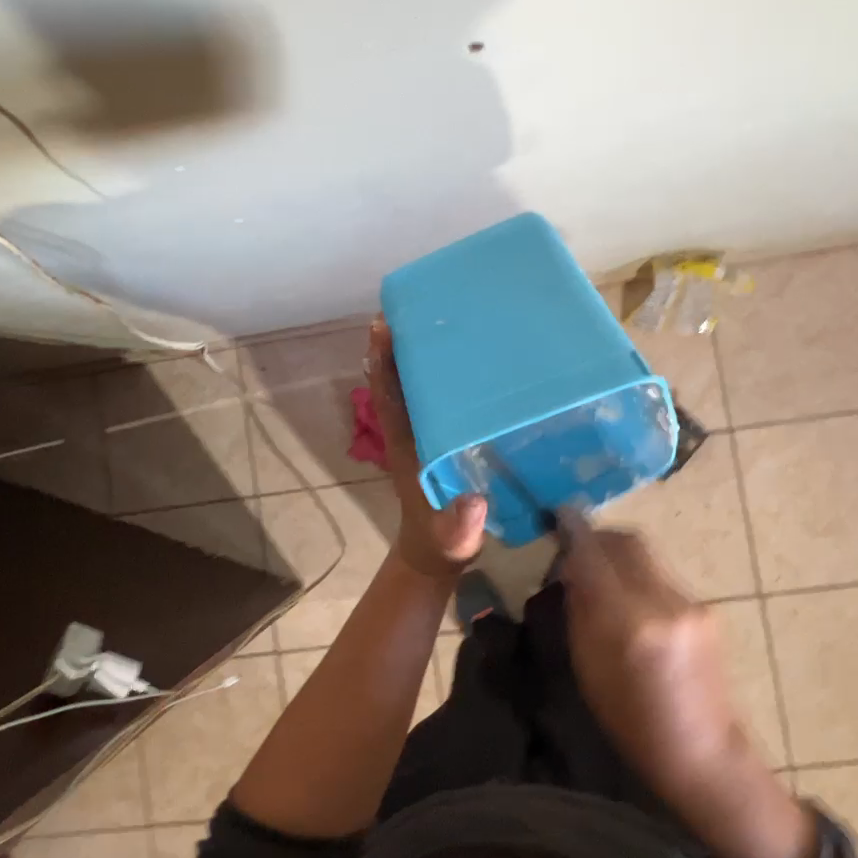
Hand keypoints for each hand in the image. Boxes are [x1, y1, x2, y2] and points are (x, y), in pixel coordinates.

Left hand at [366, 319, 487, 579]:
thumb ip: (461, 525)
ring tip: (445, 316)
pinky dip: (443, 375)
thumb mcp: (453, 538)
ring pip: (417, 385)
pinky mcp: (440, 437)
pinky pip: (436, 398)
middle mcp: (410, 431)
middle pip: (399, 379)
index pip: (388, 395)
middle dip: (403, 343)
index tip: (384, 324)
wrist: (437, 553)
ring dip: (423, 353)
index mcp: (406, 445)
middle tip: (424, 303)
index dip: (383, 361)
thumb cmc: (443, 542)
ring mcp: (424, 433)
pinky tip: (469, 356)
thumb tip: (474, 503)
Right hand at [557, 511, 746, 793]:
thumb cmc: (629, 719)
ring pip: (645, 555)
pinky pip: (662, 576)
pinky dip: (638, 577)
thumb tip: (570, 566)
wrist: (700, 750)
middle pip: (626, 540)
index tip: (555, 515)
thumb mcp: (586, 665)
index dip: (572, 528)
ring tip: (599, 578)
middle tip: (574, 548)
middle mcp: (662, 601)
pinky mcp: (705, 608)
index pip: (594, 552)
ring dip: (618, 555)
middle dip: (597, 536)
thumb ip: (579, 607)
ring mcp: (690, 602)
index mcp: (627, 621)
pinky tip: (629, 603)